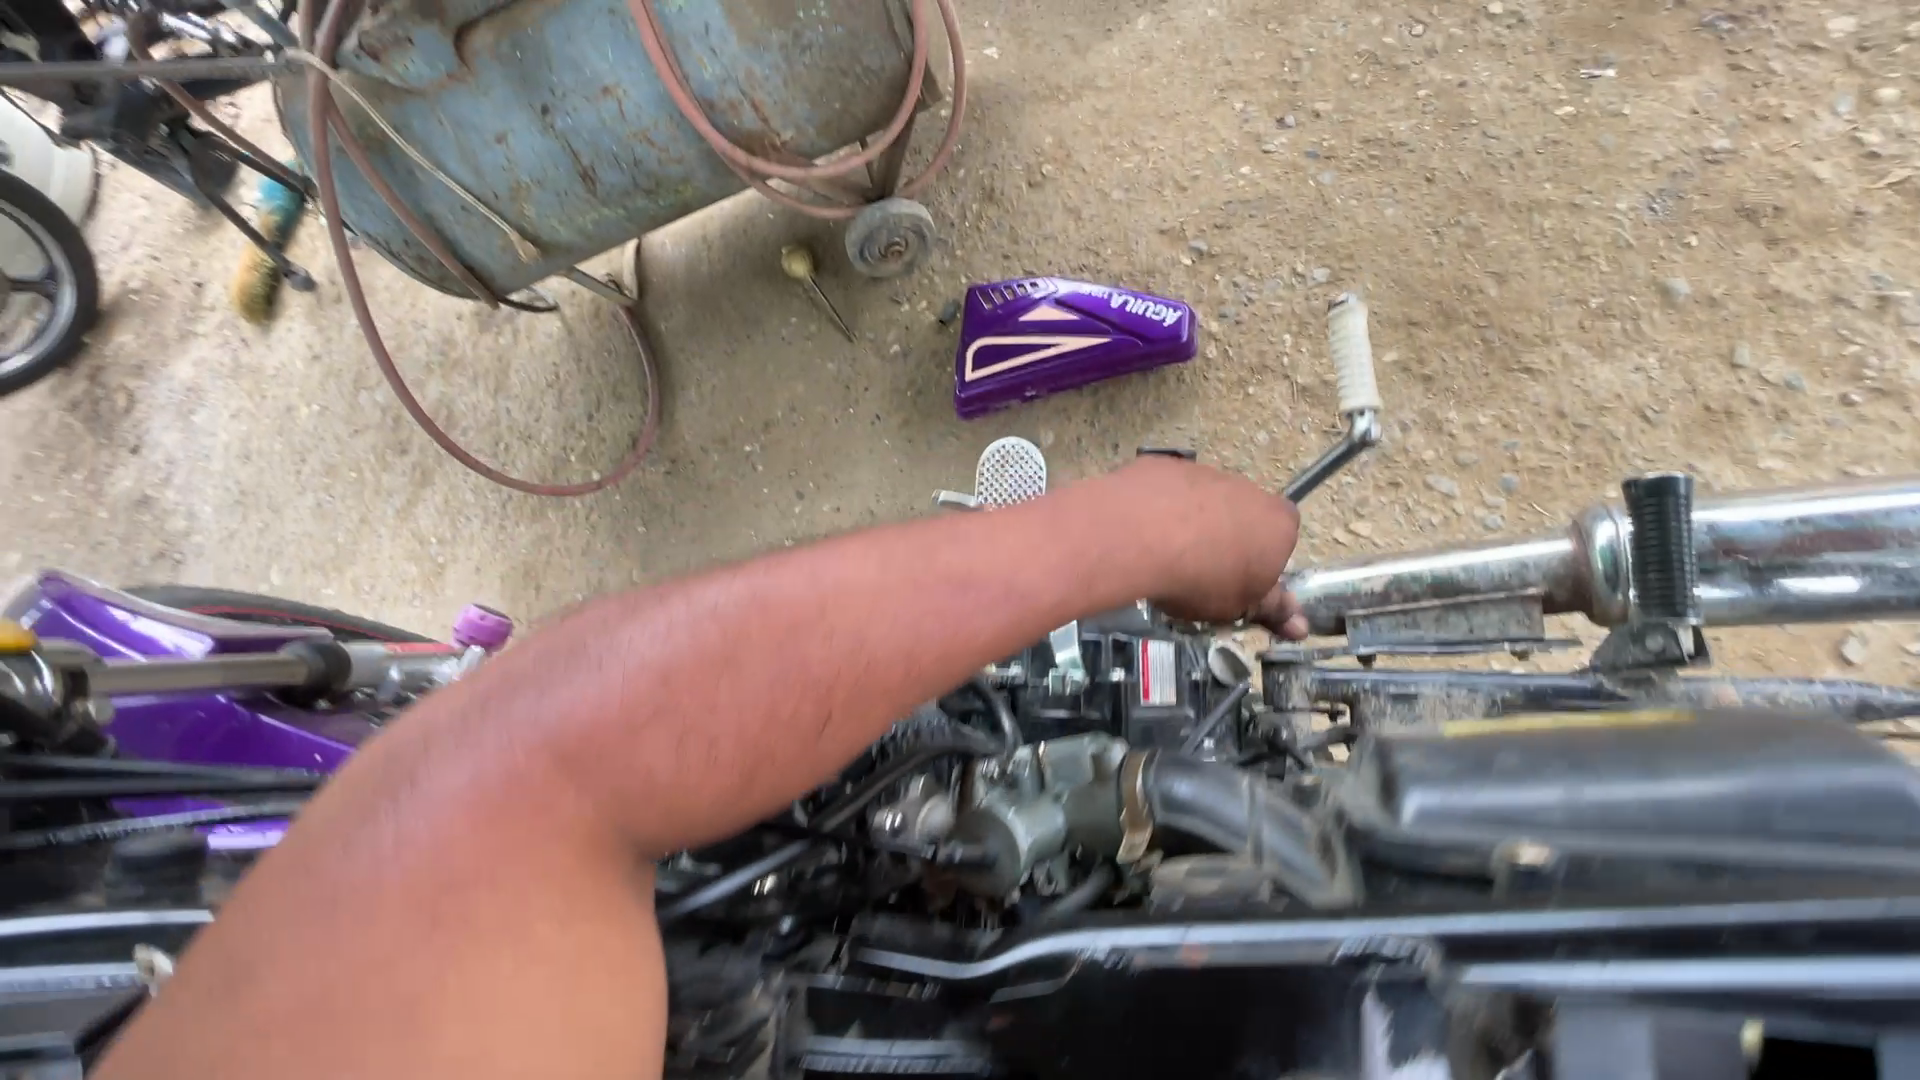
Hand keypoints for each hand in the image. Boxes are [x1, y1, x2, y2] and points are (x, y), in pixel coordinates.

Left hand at [1093, 457, 1307, 637]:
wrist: (1138, 536)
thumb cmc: (1201, 578)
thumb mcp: (1239, 605)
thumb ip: (1271, 610)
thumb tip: (1301, 627)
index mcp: (1277, 522)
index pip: (1282, 537)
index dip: (1259, 560)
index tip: (1236, 582)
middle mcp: (1247, 489)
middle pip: (1240, 516)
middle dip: (1223, 540)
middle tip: (1197, 571)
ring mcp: (1203, 472)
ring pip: (1200, 501)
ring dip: (1188, 522)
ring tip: (1162, 554)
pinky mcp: (1163, 465)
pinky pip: (1164, 490)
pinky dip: (1155, 507)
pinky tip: (1138, 531)